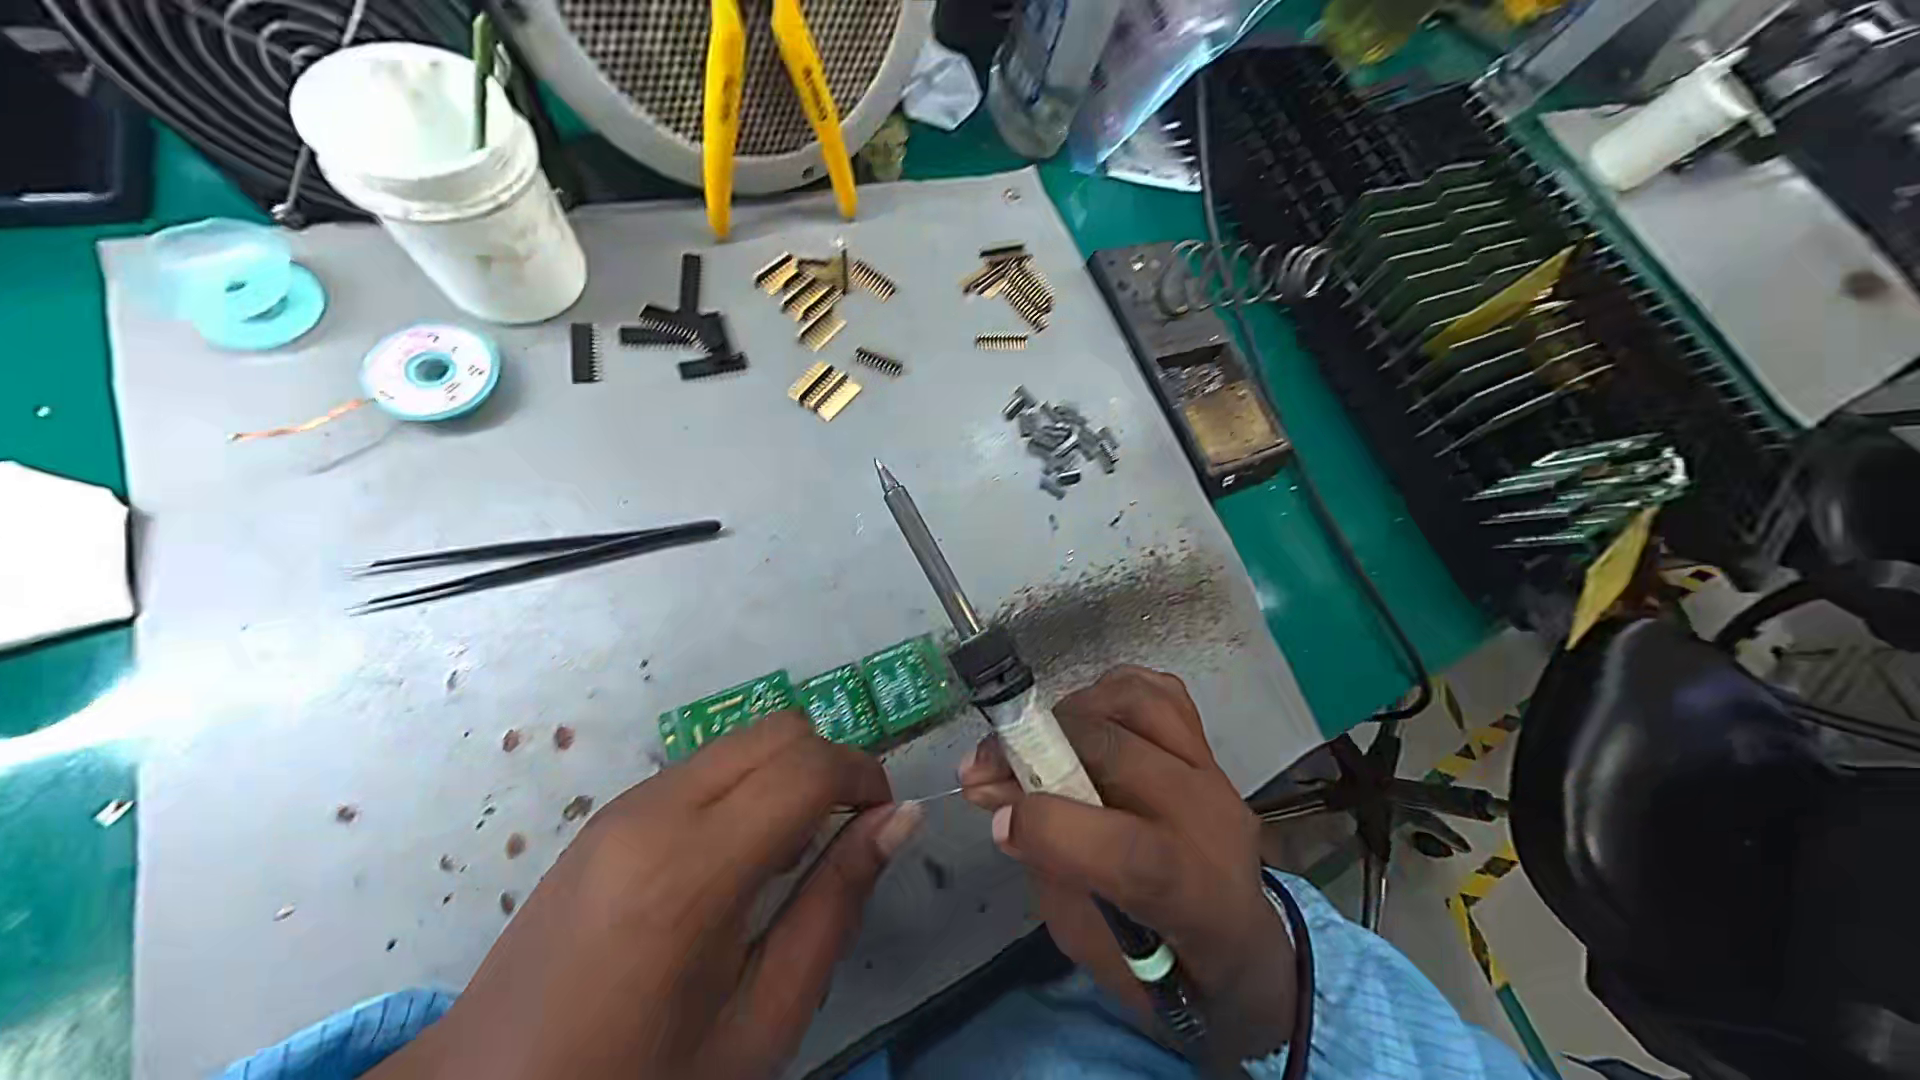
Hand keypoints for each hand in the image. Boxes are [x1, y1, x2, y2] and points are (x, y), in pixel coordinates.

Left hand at [368, 711, 922, 1079]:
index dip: (865, 779)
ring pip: (744, 740)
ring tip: (789, 857)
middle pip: (780, 730)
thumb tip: (902, 818)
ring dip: (788, 774)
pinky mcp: (609, 811)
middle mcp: (656, 809)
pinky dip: (747, 786)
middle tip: (843, 836)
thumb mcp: (762, 1016)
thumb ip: (837, 902)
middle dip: (830, 765)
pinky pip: (705, 766)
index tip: (883, 821)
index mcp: (692, 869)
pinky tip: (736, 860)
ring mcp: (625, 803)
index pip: (808, 768)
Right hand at [959, 666, 1295, 1065]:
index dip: (1052, 826)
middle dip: (1037, 749)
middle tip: (986, 765)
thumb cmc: (1158, 959)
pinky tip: (1082, 719)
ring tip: (1037, 739)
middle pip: (1120, 754)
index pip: (1131, 852)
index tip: (997, 818)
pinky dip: (1107, 692)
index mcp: (1192, 897)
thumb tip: (996, 797)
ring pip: (1137, 704)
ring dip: (1070, 713)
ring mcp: (1213, 771)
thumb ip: (1045, 862)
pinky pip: (1155, 689)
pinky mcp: (1206, 743)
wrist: (1238, 941)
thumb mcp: (1087, 938)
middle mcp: (1210, 821)